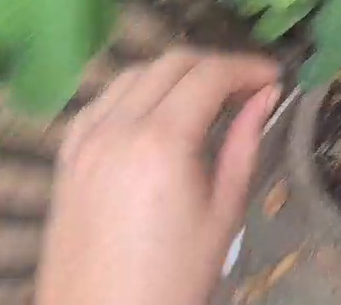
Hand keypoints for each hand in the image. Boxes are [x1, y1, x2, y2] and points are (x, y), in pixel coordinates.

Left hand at [36, 50, 281, 304]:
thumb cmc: (173, 278)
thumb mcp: (224, 212)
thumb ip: (245, 143)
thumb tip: (267, 94)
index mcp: (161, 142)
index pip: (211, 75)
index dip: (248, 68)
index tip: (274, 77)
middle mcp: (118, 129)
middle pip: (173, 63)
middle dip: (216, 64)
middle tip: (247, 86)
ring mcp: (85, 142)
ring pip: (134, 73)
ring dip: (175, 72)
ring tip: (205, 95)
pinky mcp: (66, 160)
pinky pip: (100, 102)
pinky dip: (133, 91)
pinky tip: (153, 110)